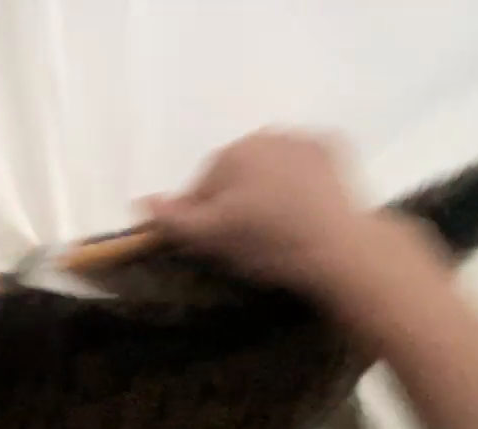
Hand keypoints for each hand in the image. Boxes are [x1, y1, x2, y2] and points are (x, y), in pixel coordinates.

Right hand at [145, 129, 429, 295]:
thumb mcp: (211, 238)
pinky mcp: (332, 149)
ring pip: (268, 167)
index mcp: (231, 153)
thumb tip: (142, 201)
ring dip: (265, 189)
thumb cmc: (266, 243)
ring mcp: (302, 138)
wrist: (335, 246)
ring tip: (276, 225)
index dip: (204, 217)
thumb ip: (174, 219)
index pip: (202, 186)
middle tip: (248, 238)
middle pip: (236, 172)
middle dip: (235, 199)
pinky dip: (298, 182)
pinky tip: (302, 209)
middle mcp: (265, 134)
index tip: (217, 243)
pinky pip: (302, 165)